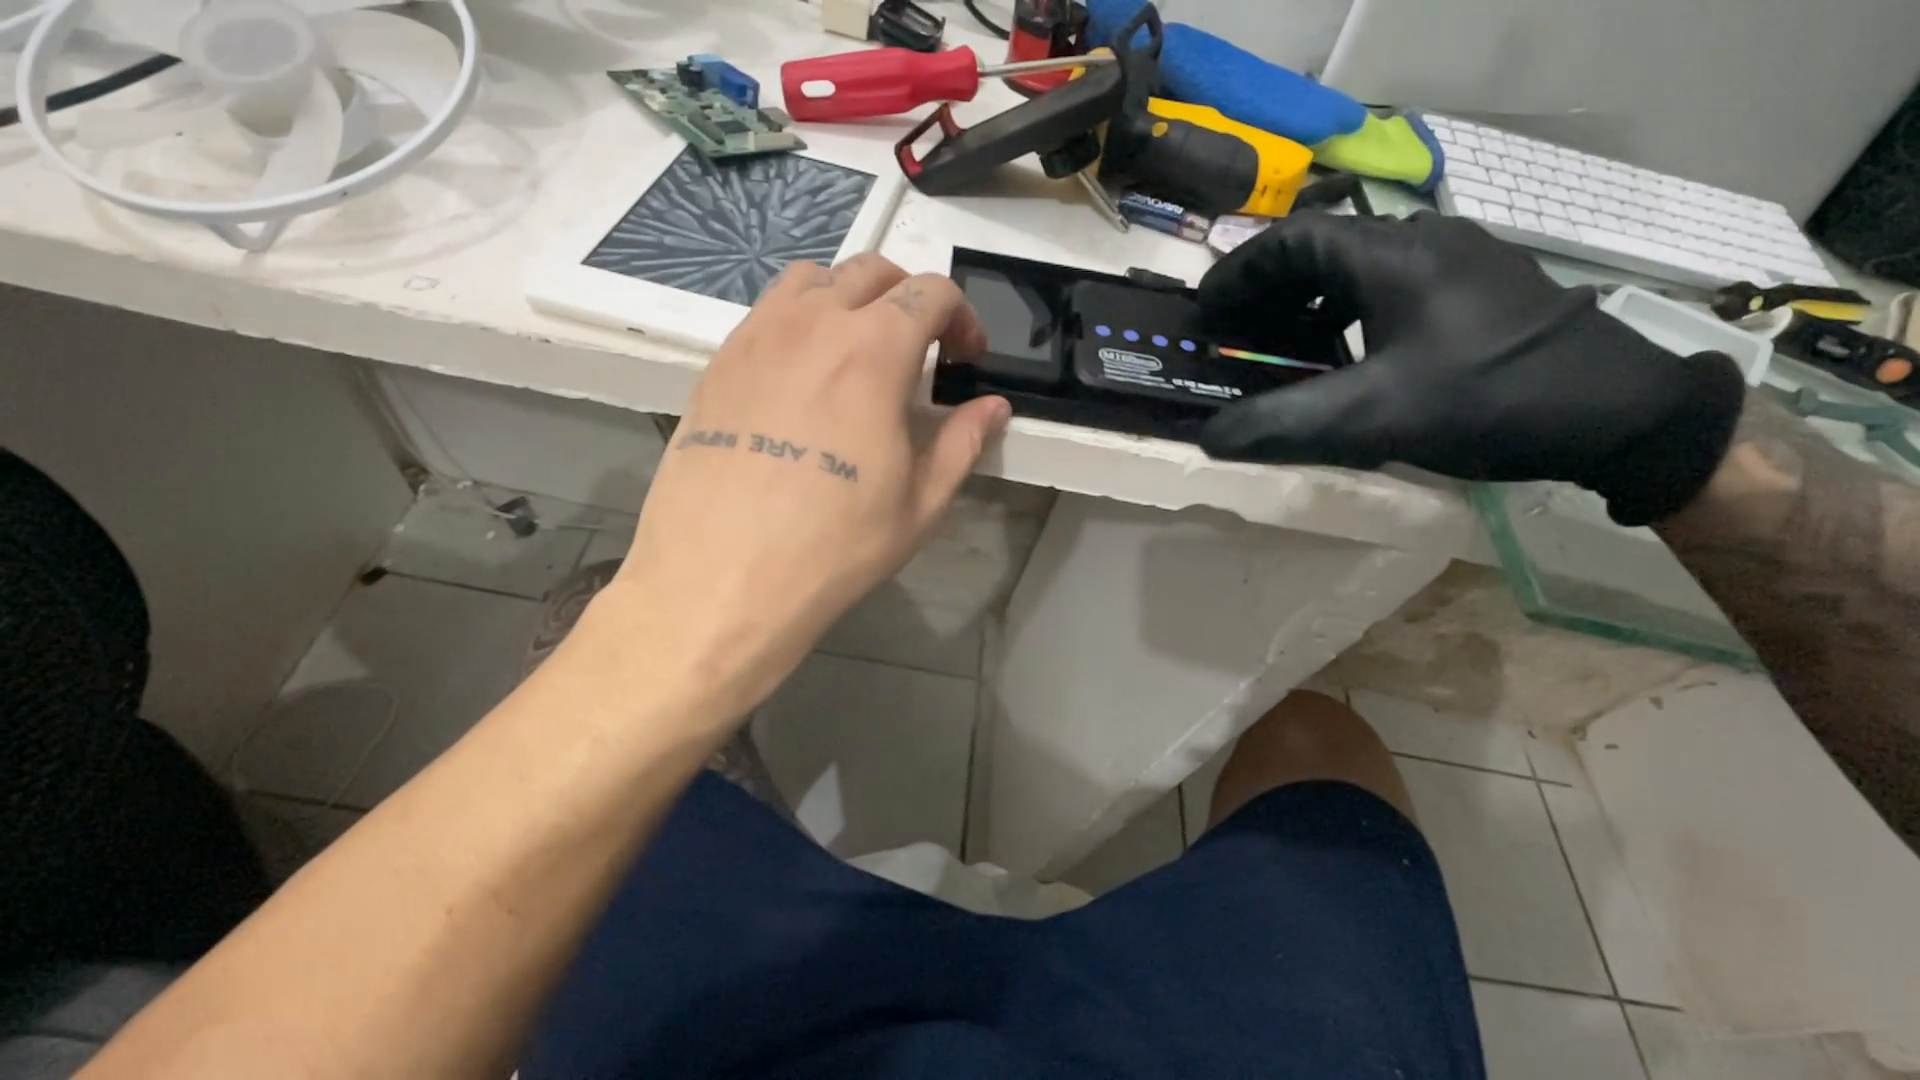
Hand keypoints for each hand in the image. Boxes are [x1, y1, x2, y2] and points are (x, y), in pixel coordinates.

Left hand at [599, 255, 1009, 725]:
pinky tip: (803, 379)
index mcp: (874, 349)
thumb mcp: (920, 502)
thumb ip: (962, 441)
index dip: (963, 318)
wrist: (721, 578)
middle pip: (872, 271)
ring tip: (857, 352)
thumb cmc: (833, 545)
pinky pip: (767, 313)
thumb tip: (992, 408)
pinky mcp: (719, 362)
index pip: (930, 293)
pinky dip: (800, 321)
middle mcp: (813, 323)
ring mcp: (757, 336)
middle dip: (909, 299)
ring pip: (812, 279)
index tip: (965, 360)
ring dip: (849, 298)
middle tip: (920, 352)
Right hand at [1196, 212, 1747, 524]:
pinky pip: (1397, 286)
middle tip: (1240, 336)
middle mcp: (1424, 241)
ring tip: (1289, 349)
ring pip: (1361, 267)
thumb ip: (1285, 425)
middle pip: (1323, 249)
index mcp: (1392, 255)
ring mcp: (1461, 260)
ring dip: (1312, 303)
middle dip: (1271, 291)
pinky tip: (1356, 356)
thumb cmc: (1491, 401)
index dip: (1238, 274)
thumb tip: (1209, 439)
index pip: (1290, 240)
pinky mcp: (1484, 287)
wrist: (1623, 413)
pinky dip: (1354, 312)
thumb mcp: (1377, 418)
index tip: (1206, 312)